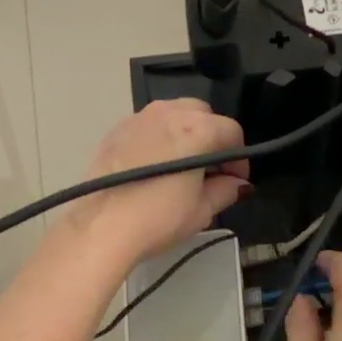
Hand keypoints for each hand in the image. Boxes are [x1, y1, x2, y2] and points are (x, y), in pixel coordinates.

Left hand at [58, 98, 249, 265]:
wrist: (102, 227)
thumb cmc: (158, 219)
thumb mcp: (201, 210)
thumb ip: (226, 190)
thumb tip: (236, 183)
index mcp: (197, 128)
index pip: (231, 132)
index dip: (239, 158)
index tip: (235, 179)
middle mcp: (168, 112)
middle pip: (203, 114)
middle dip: (213, 138)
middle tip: (210, 171)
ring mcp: (138, 118)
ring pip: (173, 114)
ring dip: (185, 134)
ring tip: (182, 166)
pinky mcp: (115, 130)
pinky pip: (147, 125)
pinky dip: (158, 138)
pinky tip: (154, 166)